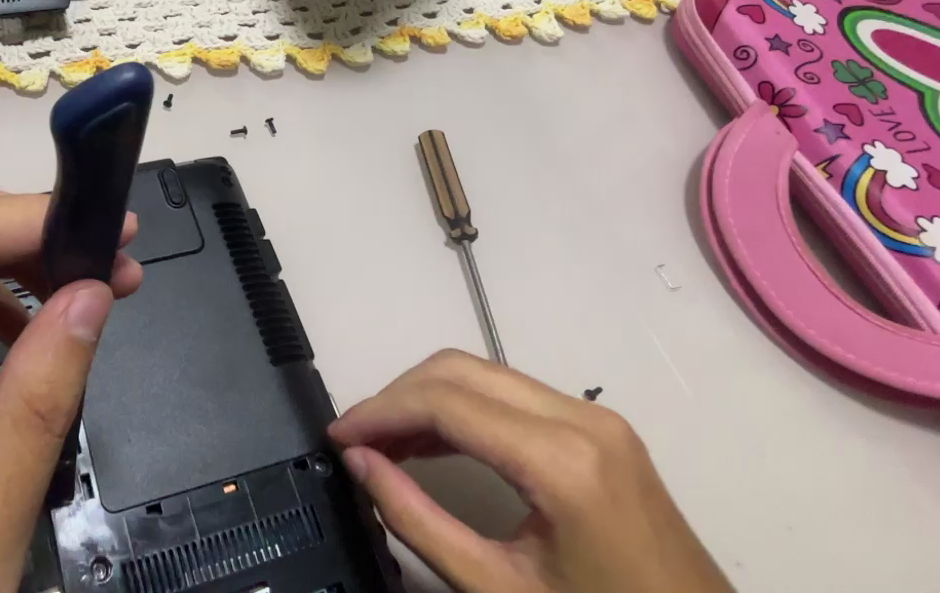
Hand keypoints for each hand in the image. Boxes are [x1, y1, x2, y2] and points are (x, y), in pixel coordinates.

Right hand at [329, 350, 733, 592]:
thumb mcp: (499, 591)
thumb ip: (417, 520)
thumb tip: (359, 463)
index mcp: (561, 460)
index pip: (444, 401)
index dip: (379, 412)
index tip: (338, 437)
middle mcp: (580, 417)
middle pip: (459, 369)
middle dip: (397, 396)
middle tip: (358, 440)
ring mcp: (595, 417)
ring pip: (482, 373)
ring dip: (425, 397)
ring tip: (384, 442)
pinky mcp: (600, 429)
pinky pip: (510, 395)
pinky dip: (461, 407)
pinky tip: (432, 442)